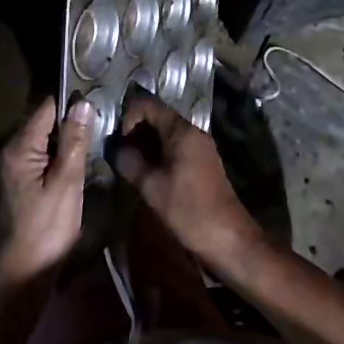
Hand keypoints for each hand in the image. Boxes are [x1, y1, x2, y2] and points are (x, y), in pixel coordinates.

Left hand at [0, 98, 92, 289]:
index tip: (100, 97)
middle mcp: (13, 150)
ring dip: (71, 137)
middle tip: (106, 116)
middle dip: (74, 119)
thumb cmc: (48, 227)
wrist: (26, 271)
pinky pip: (46, 155)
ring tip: (101, 132)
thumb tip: (84, 104)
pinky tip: (84, 157)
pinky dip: (64, 153)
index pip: (46, 107)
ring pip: (48, 138)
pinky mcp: (24, 180)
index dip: (72, 101)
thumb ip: (74, 142)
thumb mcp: (66, 182)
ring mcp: (17, 166)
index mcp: (20, 147)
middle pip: (46, 121)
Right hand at [111, 89, 260, 264]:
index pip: (148, 105)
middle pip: (158, 117)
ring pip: (166, 133)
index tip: (118, 140)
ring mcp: (200, 147)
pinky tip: (147, 172)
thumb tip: (115, 148)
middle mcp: (193, 132)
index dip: (128, 116)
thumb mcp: (151, 186)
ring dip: (145, 143)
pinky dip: (158, 153)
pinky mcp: (202, 162)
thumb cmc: (188, 209)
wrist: (228, 238)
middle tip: (119, 152)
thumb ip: (129, 162)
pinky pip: (175, 147)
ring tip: (129, 163)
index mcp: (181, 131)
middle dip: (135, 130)